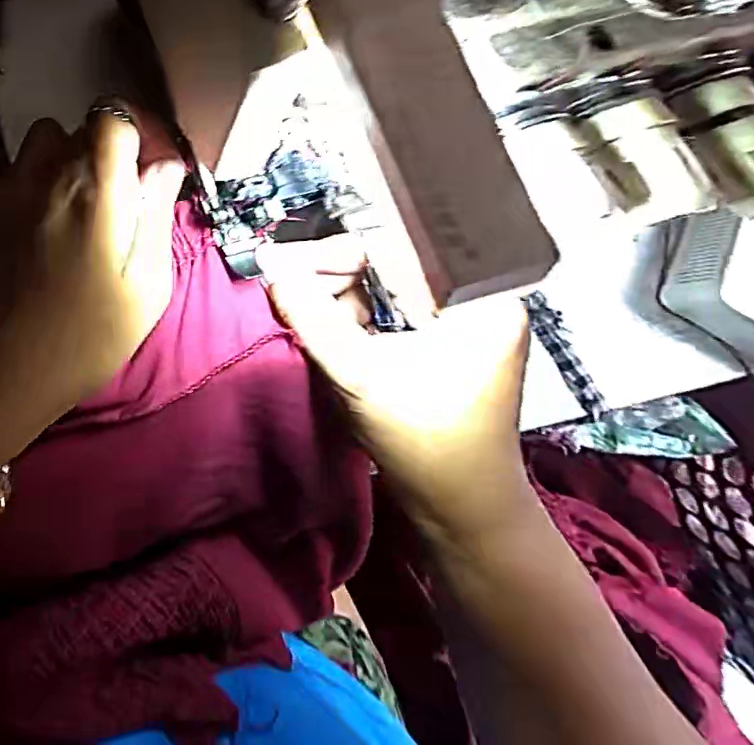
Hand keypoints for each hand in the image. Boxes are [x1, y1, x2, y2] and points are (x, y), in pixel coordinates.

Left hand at [0, 102, 186, 482]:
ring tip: (72, 197)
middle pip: (82, 127)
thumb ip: (157, 215)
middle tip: (117, 200)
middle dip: (107, 153)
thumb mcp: (147, 286)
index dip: (136, 131)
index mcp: (97, 190)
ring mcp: (8, 188)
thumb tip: (164, 166)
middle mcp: (49, 175)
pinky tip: (19, 191)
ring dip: (60, 154)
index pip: (114, 116)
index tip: (147, 166)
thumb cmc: (88, 336)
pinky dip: (2, 164)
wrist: (6, 371)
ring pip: (39, 135)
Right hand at [256, 238, 533, 538]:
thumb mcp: (360, 377)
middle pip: (391, 256)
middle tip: (290, 289)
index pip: (399, 242)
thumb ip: (313, 319)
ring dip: (340, 294)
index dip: (339, 250)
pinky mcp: (444, 332)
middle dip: (334, 274)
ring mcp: (462, 314)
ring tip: (310, 314)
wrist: (462, 511)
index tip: (290, 264)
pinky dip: (355, 311)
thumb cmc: (427, 449)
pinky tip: (334, 328)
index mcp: (480, 298)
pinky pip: (390, 300)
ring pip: (385, 278)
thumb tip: (273, 269)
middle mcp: (478, 295)